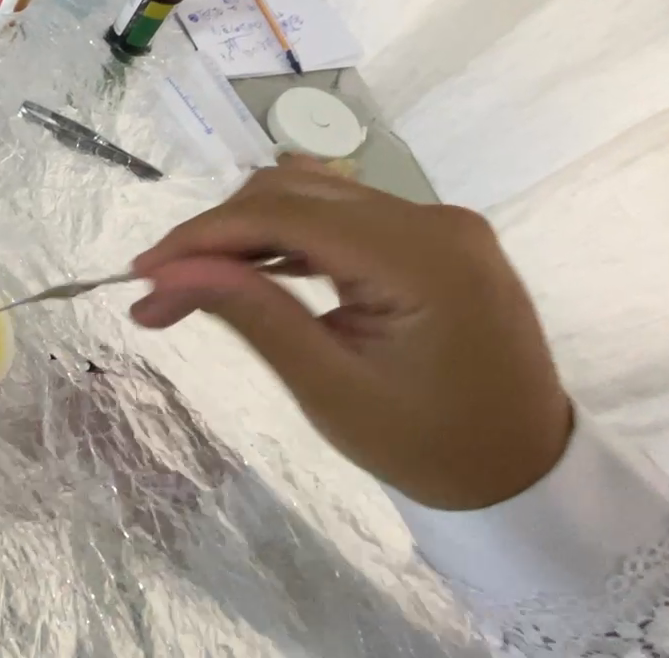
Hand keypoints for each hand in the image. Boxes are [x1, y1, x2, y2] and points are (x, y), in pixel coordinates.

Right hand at [129, 158, 571, 509]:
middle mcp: (432, 218)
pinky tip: (250, 269)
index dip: (199, 237)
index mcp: (422, 258)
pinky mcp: (426, 233)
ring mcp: (434, 221)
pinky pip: (331, 212)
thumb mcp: (328, 388)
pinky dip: (278, 234)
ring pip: (302, 194)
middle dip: (213, 235)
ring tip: (199, 280)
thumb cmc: (429, 447)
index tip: (141, 273)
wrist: (527, 475)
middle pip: (286, 193)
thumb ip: (248, 313)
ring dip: (240, 230)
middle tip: (162, 288)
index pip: (279, 215)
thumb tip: (162, 273)